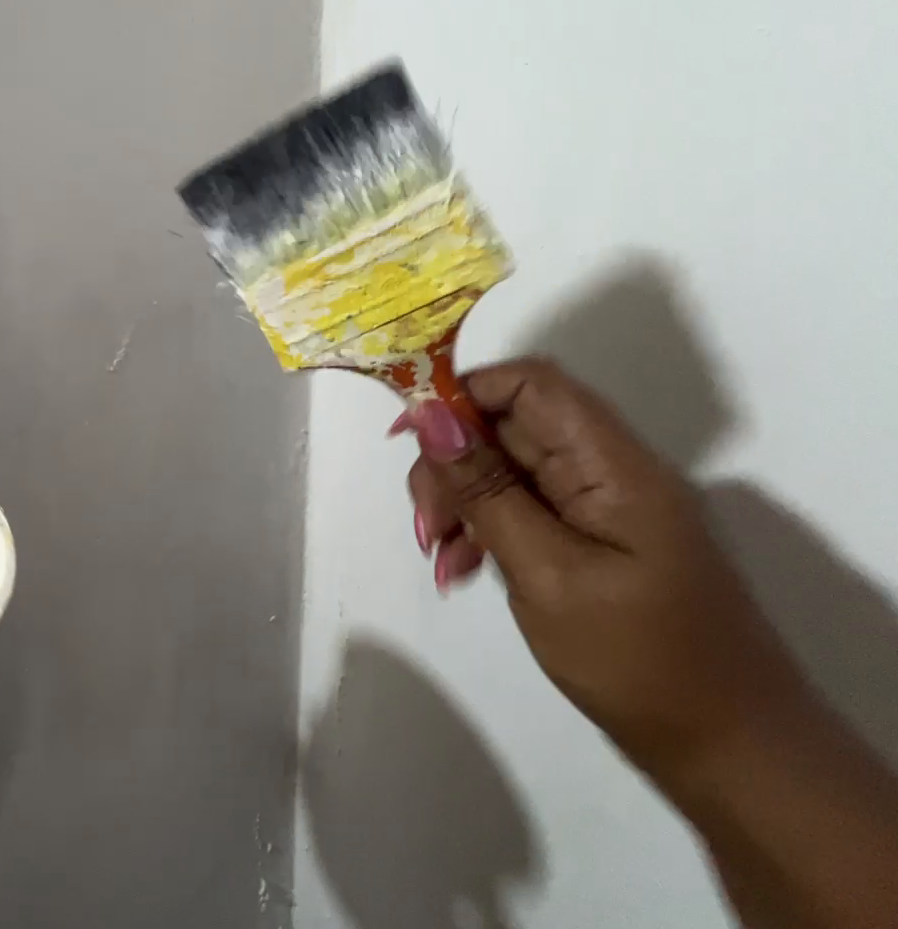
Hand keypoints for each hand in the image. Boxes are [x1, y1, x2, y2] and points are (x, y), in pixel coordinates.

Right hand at [399, 359, 807, 772]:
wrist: (725, 747)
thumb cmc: (636, 657)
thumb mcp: (545, 571)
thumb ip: (485, 490)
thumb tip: (427, 415)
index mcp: (613, 468)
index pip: (530, 386)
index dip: (463, 395)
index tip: (408, 441)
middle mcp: (607, 474)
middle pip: (506, 428)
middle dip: (449, 466)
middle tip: (425, 524)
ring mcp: (598, 509)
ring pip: (502, 471)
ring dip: (456, 503)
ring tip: (438, 555)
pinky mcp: (588, 540)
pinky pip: (517, 510)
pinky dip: (478, 531)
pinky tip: (459, 570)